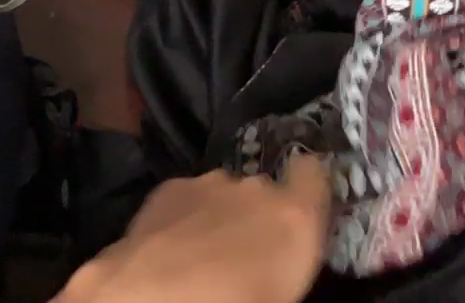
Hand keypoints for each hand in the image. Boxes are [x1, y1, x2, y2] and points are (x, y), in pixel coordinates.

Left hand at [53, 158, 331, 302]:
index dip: (309, 188)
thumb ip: (288, 265)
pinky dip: (190, 216)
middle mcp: (256, 188)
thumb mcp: (281, 295)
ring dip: (223, 218)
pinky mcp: (171, 185)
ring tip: (206, 258)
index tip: (305, 209)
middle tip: (249, 260)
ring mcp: (210, 181)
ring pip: (227, 195)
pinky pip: (193, 198)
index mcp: (294, 218)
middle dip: (260, 218)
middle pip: (267, 193)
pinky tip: (175, 247)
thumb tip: (279, 265)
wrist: (150, 295)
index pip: (315, 175)